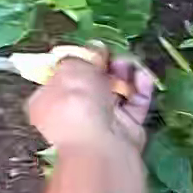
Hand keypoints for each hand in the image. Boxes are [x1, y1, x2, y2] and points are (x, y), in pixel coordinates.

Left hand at [26, 52, 155, 155]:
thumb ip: (82, 57)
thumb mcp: (71, 69)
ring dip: (125, 75)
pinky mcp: (127, 128)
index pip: (63, 77)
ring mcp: (102, 121)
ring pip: (116, 92)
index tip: (94, 50)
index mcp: (48, 101)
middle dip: (106, 67)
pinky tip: (144, 77)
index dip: (79, 61)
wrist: (101, 144)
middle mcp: (74, 112)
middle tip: (116, 56)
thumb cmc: (76, 105)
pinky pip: (135, 105)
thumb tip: (94, 49)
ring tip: (131, 63)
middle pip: (93, 83)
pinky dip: (140, 90)